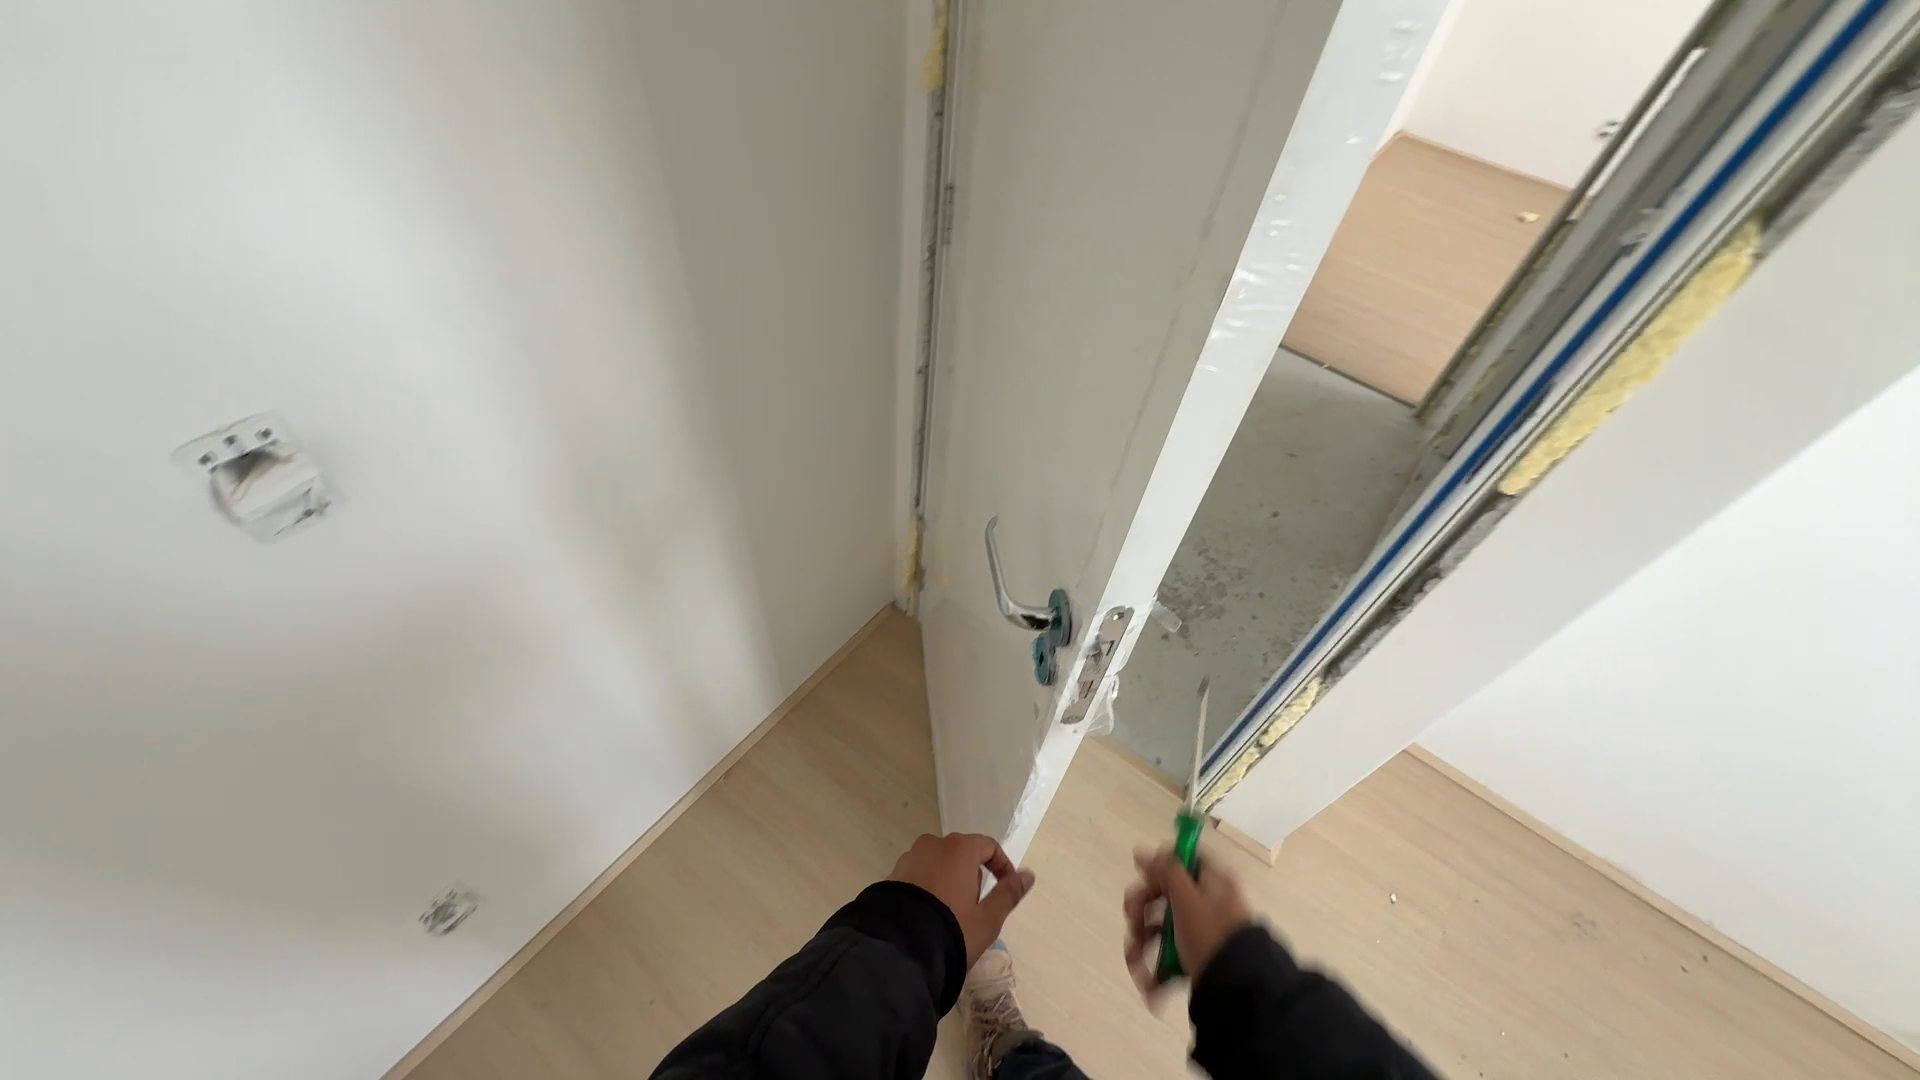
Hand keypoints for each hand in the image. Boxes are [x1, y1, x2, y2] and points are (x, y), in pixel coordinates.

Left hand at [889, 833, 1036, 966]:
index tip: (1006, 888)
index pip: (988, 846)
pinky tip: (929, 915)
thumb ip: (1009, 893)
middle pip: (962, 853)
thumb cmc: (951, 931)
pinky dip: (928, 888)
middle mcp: (932, 845)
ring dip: (950, 881)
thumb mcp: (987, 919)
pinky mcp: (892, 875)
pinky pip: (919, 874)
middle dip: (973, 876)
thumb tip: (1028, 874)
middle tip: (976, 908)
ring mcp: (909, 858)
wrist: (897, 950)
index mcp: (959, 849)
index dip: (1001, 866)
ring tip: (951, 914)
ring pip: (939, 863)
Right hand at [1123, 846, 1251, 998]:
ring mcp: (1201, 933)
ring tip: (1135, 962)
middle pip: (1164, 894)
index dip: (1160, 865)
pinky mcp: (1195, 959)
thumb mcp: (1188, 900)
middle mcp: (1208, 904)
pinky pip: (1168, 953)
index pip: (1184, 859)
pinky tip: (1149, 984)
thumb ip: (1166, 872)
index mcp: (1214, 883)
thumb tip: (1142, 851)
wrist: (1238, 994)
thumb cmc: (1211, 937)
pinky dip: (1155, 967)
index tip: (1143, 877)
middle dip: (1141, 911)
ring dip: (1142, 943)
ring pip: (1160, 927)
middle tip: (1133, 923)